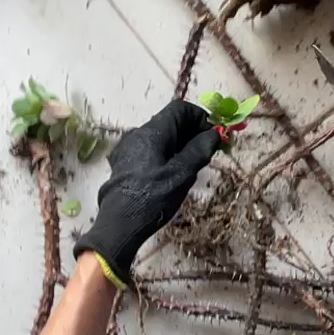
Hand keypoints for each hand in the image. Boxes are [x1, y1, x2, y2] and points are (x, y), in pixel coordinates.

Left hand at [74, 100, 222, 284]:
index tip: (214, 137)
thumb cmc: (152, 198)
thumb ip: (199, 150)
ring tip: (193, 167)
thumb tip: (214, 134)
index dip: (201, 118)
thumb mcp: (182, 175)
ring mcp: (128, 149)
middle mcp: (137, 134)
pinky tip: (173, 175)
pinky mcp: (124, 164)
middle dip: (193, 133)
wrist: (119, 225)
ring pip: (161, 138)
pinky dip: (167, 156)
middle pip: (170, 122)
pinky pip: (151, 151)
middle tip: (209, 153)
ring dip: (181, 146)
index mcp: (152, 132)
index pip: (180, 109)